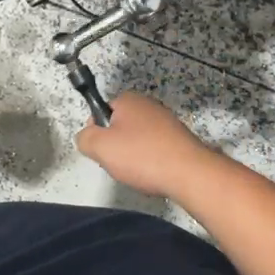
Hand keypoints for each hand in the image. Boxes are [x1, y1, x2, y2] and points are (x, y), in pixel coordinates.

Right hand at [76, 93, 214, 198]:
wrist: (191, 174)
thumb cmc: (142, 156)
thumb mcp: (100, 147)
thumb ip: (84, 138)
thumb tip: (86, 137)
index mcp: (128, 100)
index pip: (101, 112)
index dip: (97, 132)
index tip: (103, 151)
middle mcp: (148, 104)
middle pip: (120, 127)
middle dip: (117, 146)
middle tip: (120, 164)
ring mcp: (167, 121)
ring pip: (138, 140)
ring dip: (135, 156)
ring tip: (140, 172)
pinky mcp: (180, 139)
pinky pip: (156, 149)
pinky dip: (152, 162)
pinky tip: (155, 174)